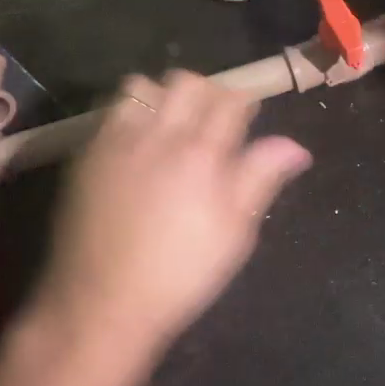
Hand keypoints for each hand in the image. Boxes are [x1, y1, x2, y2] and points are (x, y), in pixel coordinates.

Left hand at [35, 70, 312, 353]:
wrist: (103, 302)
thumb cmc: (180, 273)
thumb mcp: (235, 233)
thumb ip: (261, 178)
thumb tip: (296, 147)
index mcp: (202, 154)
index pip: (229, 100)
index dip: (244, 101)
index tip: (248, 114)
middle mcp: (159, 135)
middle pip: (186, 83)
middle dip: (206, 92)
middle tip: (212, 118)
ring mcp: (118, 142)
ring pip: (142, 87)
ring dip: (162, 97)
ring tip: (170, 124)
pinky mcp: (88, 155)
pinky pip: (112, 114)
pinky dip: (131, 116)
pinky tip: (138, 145)